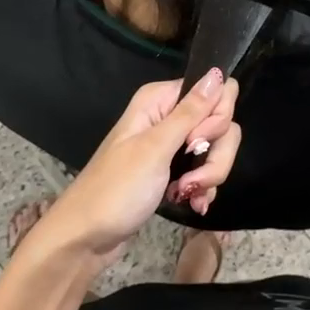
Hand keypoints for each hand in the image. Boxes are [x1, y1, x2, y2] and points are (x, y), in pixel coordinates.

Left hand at [22, 71, 241, 268]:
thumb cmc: (116, 189)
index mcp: (158, 101)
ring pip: (215, 149)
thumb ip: (190, 112)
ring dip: (210, 176)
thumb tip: (218, 73)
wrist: (88, 236)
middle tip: (192, 179)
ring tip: (188, 194)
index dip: (215, 118)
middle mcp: (166, 117)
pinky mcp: (172, 171)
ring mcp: (170, 146)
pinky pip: (203, 170)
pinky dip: (202, 188)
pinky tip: (193, 203)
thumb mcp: (155, 148)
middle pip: (221, 123)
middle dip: (216, 155)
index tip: (195, 143)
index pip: (214, 91)